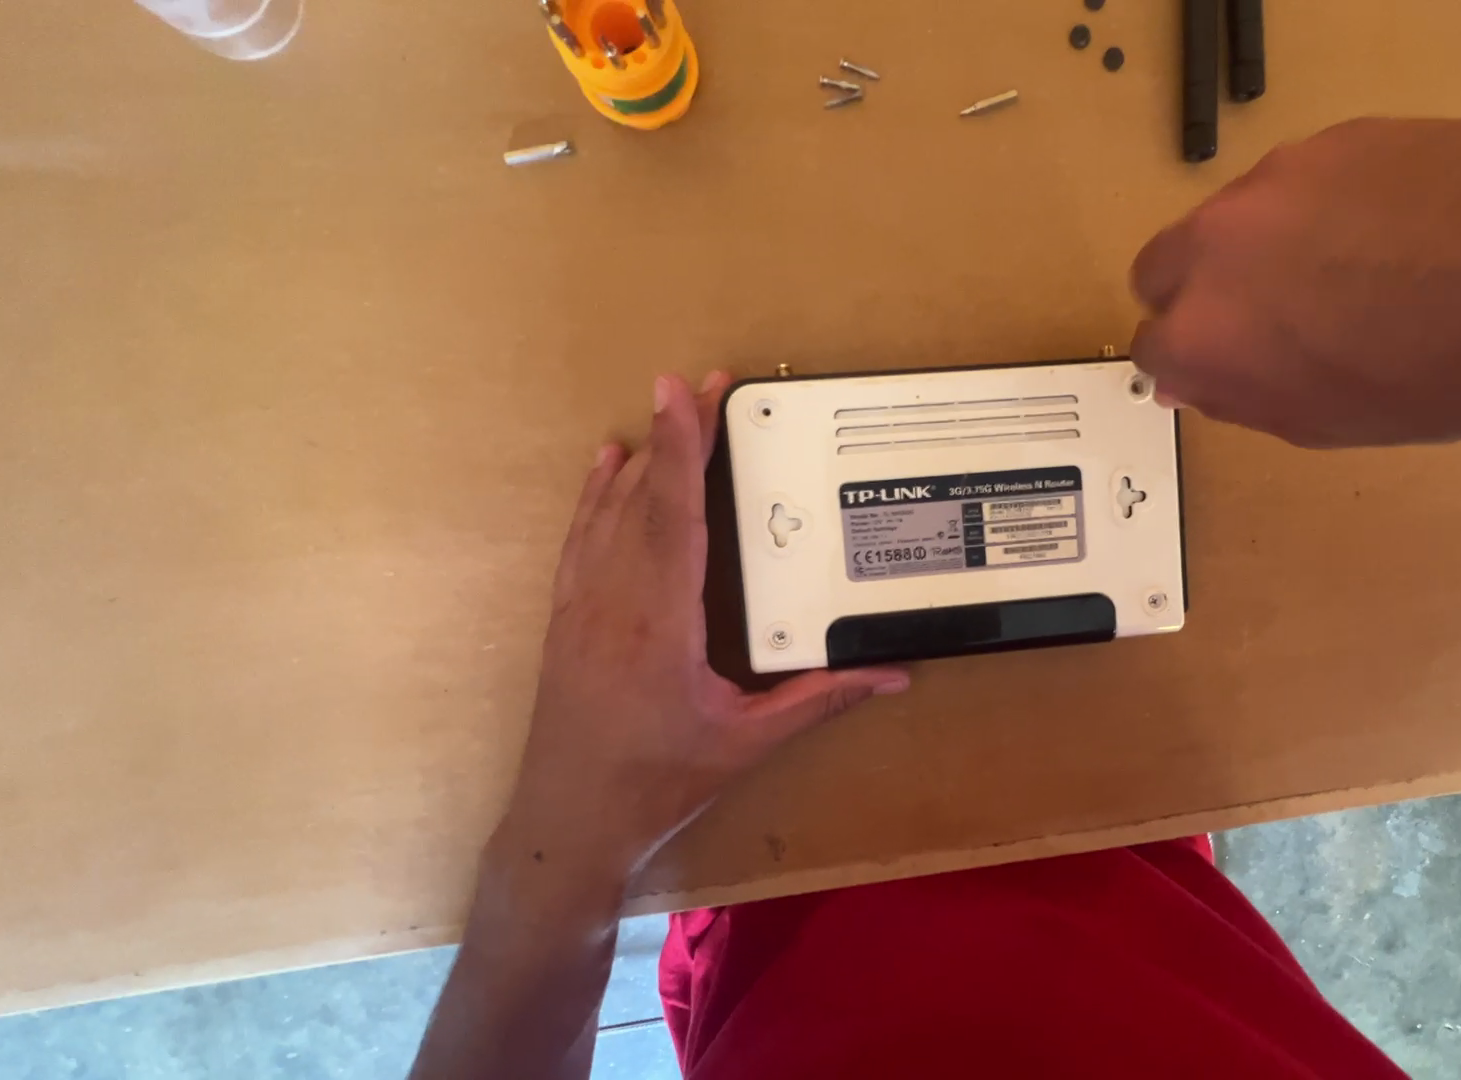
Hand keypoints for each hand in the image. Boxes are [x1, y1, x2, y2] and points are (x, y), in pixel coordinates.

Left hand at [493, 372, 908, 911]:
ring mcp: (581, 605)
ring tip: (665, 408)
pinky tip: (605, 467)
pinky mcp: (566, 617)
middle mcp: (614, 600)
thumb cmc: (659, 783)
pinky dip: (595, 496)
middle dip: (673, 437)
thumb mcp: (748, 743)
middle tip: (700, 384)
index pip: (676, 519)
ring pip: (608, 513)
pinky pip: (581, 539)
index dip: (682, 452)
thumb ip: (821, 700)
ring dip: (639, 458)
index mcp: (660, 622)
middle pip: (644, 500)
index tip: (686, 395)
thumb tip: (894, 674)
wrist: (566, 825)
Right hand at [1130, 117, 1460, 446]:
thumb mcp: (1314, 420)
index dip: (1182, 362)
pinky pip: (1294, 183)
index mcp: (1203, 332)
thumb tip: (1182, 377)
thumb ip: (1230, 394)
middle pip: (1160, 268)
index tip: (1218, 368)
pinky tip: (1385, 231)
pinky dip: (1314, 210)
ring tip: (1341, 273)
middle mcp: (1216, 246)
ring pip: (1227, 220)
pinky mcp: (1337, 134)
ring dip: (1254, 251)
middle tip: (1261, 320)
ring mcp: (1275, 180)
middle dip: (1192, 298)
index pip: (1149, 345)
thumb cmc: (1438, 383)